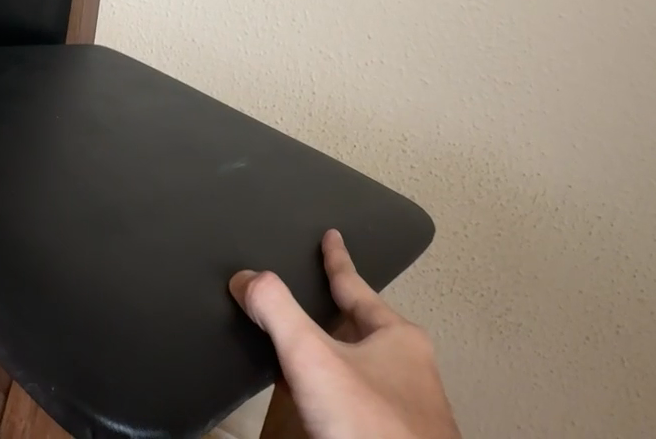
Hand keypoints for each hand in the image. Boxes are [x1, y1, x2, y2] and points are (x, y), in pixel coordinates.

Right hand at [229, 230, 459, 438]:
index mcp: (398, 339)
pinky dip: (332, 395)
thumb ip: (276, 311)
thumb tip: (245, 279)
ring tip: (302, 350)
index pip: (357, 286)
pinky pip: (358, 404)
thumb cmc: (369, 429)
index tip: (333, 236)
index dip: (337, 260)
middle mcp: (410, 371)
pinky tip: (314, 407)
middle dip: (334, 312)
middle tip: (309, 293)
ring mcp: (407, 412)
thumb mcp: (312, 358)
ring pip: (362, 369)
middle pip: (362, 327)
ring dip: (333, 357)